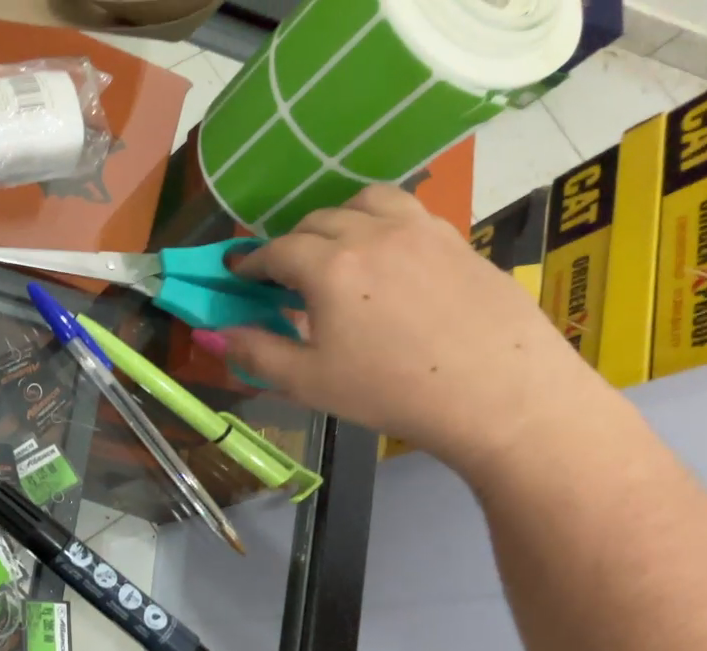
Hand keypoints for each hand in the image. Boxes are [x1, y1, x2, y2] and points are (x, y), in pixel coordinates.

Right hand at [209, 185, 612, 468]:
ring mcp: (421, 230)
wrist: (497, 392)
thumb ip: (253, 352)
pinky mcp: (457, 239)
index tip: (237, 277)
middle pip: (316, 220)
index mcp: (328, 267)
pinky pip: (406, 211)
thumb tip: (209, 333)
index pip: (275, 250)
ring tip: (332, 253)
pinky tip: (381, 259)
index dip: (250, 264)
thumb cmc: (388, 390)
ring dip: (336, 221)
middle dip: (289, 244)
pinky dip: (379, 222)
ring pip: (365, 202)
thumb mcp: (306, 380)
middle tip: (281, 277)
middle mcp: (372, 233)